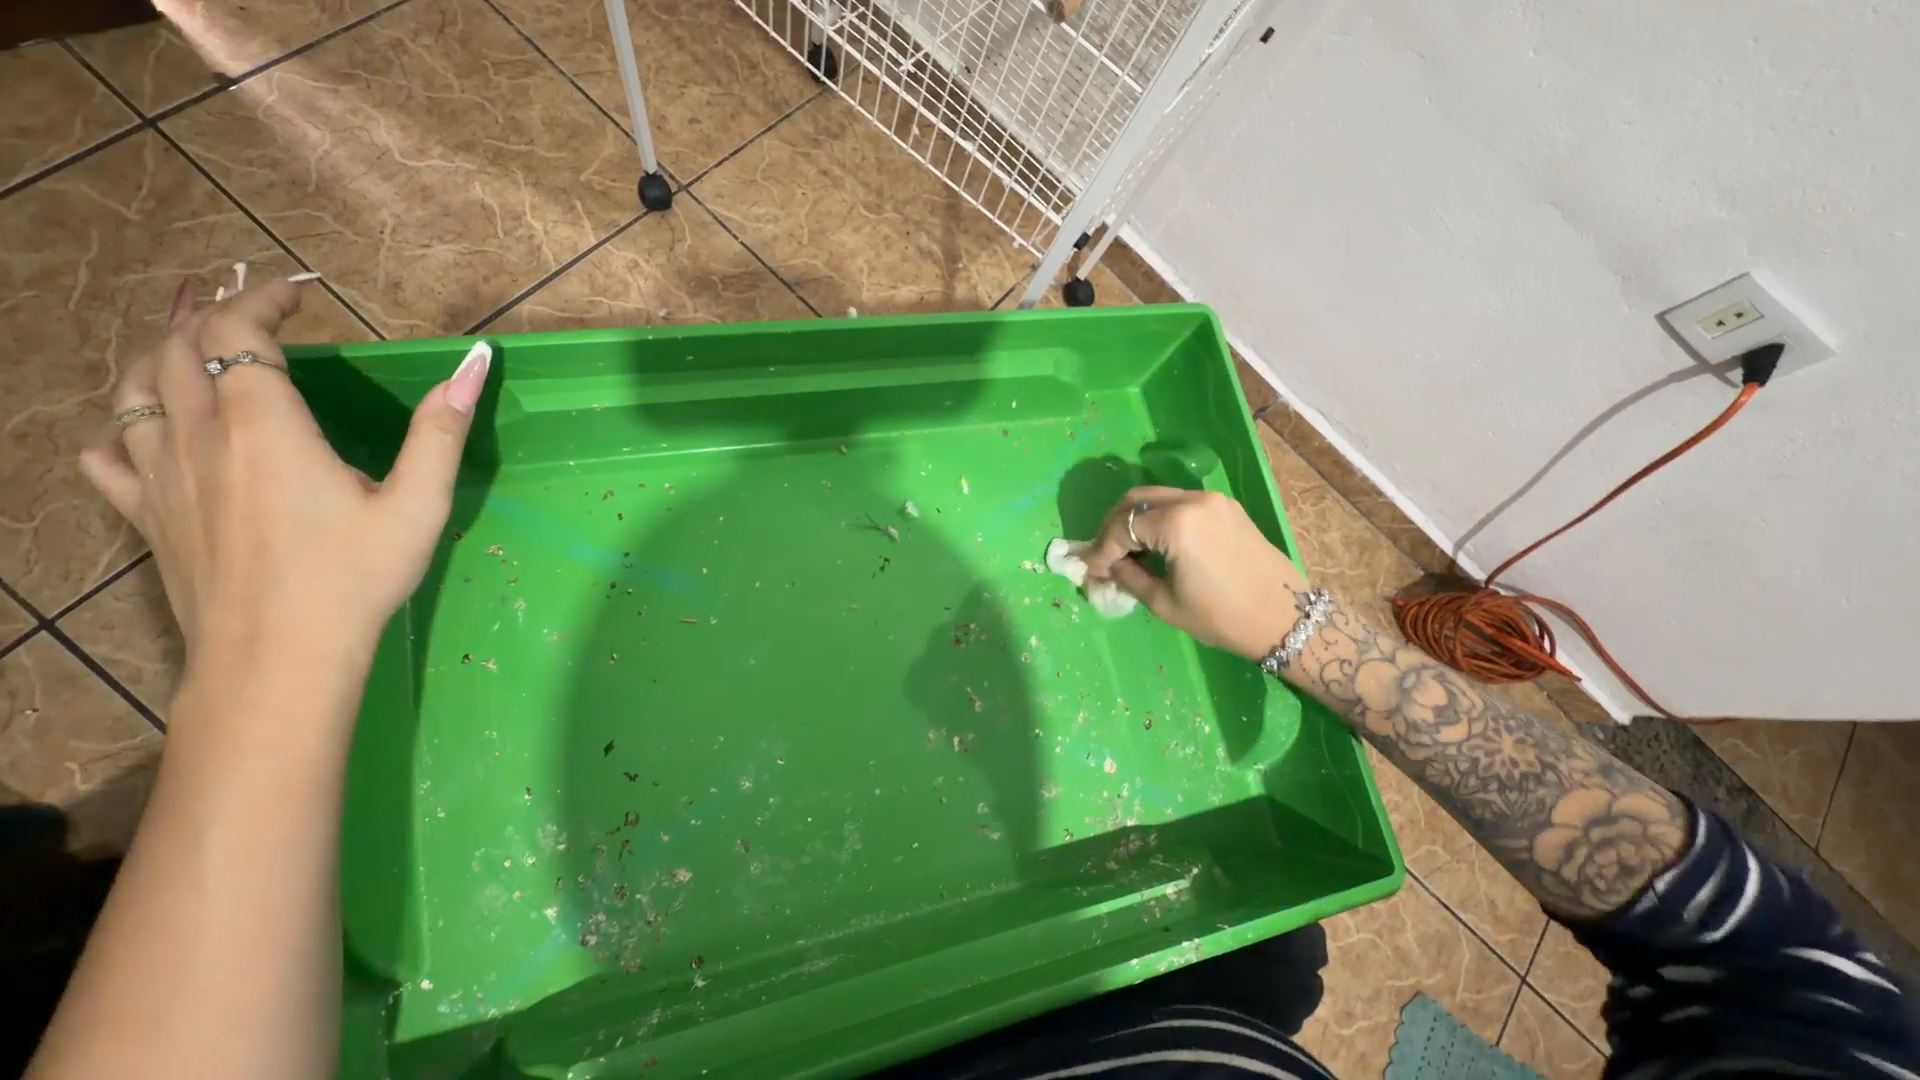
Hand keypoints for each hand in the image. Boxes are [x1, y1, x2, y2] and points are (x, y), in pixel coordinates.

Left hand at [77, 274, 488, 673]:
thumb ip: (440, 429)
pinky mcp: (146, 515)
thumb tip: (476, 363)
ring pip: (135, 389)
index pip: (239, 331)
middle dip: (207, 311)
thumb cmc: (355, 578)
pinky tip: (143, 429)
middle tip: (241, 300)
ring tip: (189, 340)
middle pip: (176, 347)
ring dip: (160, 353)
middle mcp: (198, 435)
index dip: (263, 300)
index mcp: (263, 423)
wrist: (278, 657)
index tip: (299, 295)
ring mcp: (160, 476)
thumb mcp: (417, 504)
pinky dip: (122, 425)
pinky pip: (109, 452)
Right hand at [1080, 486, 1311, 661]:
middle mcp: (1193, 500)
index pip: (1122, 527)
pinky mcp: (1226, 507)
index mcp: (1177, 524)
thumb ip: (1129, 578)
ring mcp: (1213, 500)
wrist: (1285, 617)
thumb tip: (1107, 568)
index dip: (1100, 549)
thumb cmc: (1222, 617)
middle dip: (1113, 526)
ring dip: (1135, 520)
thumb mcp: (1165, 603)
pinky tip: (1154, 545)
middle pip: (1136, 500)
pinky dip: (1159, 518)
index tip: (1089, 570)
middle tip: (1102, 555)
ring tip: (1125, 552)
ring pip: (1157, 497)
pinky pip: (1180, 503)